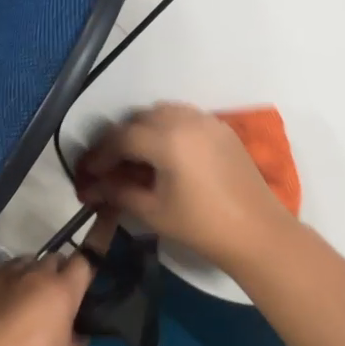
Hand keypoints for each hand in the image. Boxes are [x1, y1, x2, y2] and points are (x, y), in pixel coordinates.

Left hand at [0, 247, 96, 345]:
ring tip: (28, 298)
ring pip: (29, 261)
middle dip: (60, 274)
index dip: (86, 271)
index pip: (83, 262)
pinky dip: (11, 279)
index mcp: (62, 290)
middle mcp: (35, 273)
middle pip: (56, 259)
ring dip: (34, 274)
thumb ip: (79, 337)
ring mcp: (6, 274)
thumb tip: (75, 328)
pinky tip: (5, 299)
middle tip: (57, 299)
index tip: (85, 287)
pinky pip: (5, 269)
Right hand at [74, 103, 292, 270]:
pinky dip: (166, 128)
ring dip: (142, 129)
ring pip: (163, 113)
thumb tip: (91, 188)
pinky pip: (185, 117)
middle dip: (118, 139)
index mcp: (167, 139)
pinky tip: (163, 154)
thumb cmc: (201, 225)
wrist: (256, 232)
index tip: (88, 173)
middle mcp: (186, 120)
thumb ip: (118, 192)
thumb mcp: (152, 211)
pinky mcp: (222, 129)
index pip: (120, 138)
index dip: (100, 155)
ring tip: (134, 158)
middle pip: (139, 119)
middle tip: (107, 165)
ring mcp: (207, 121)